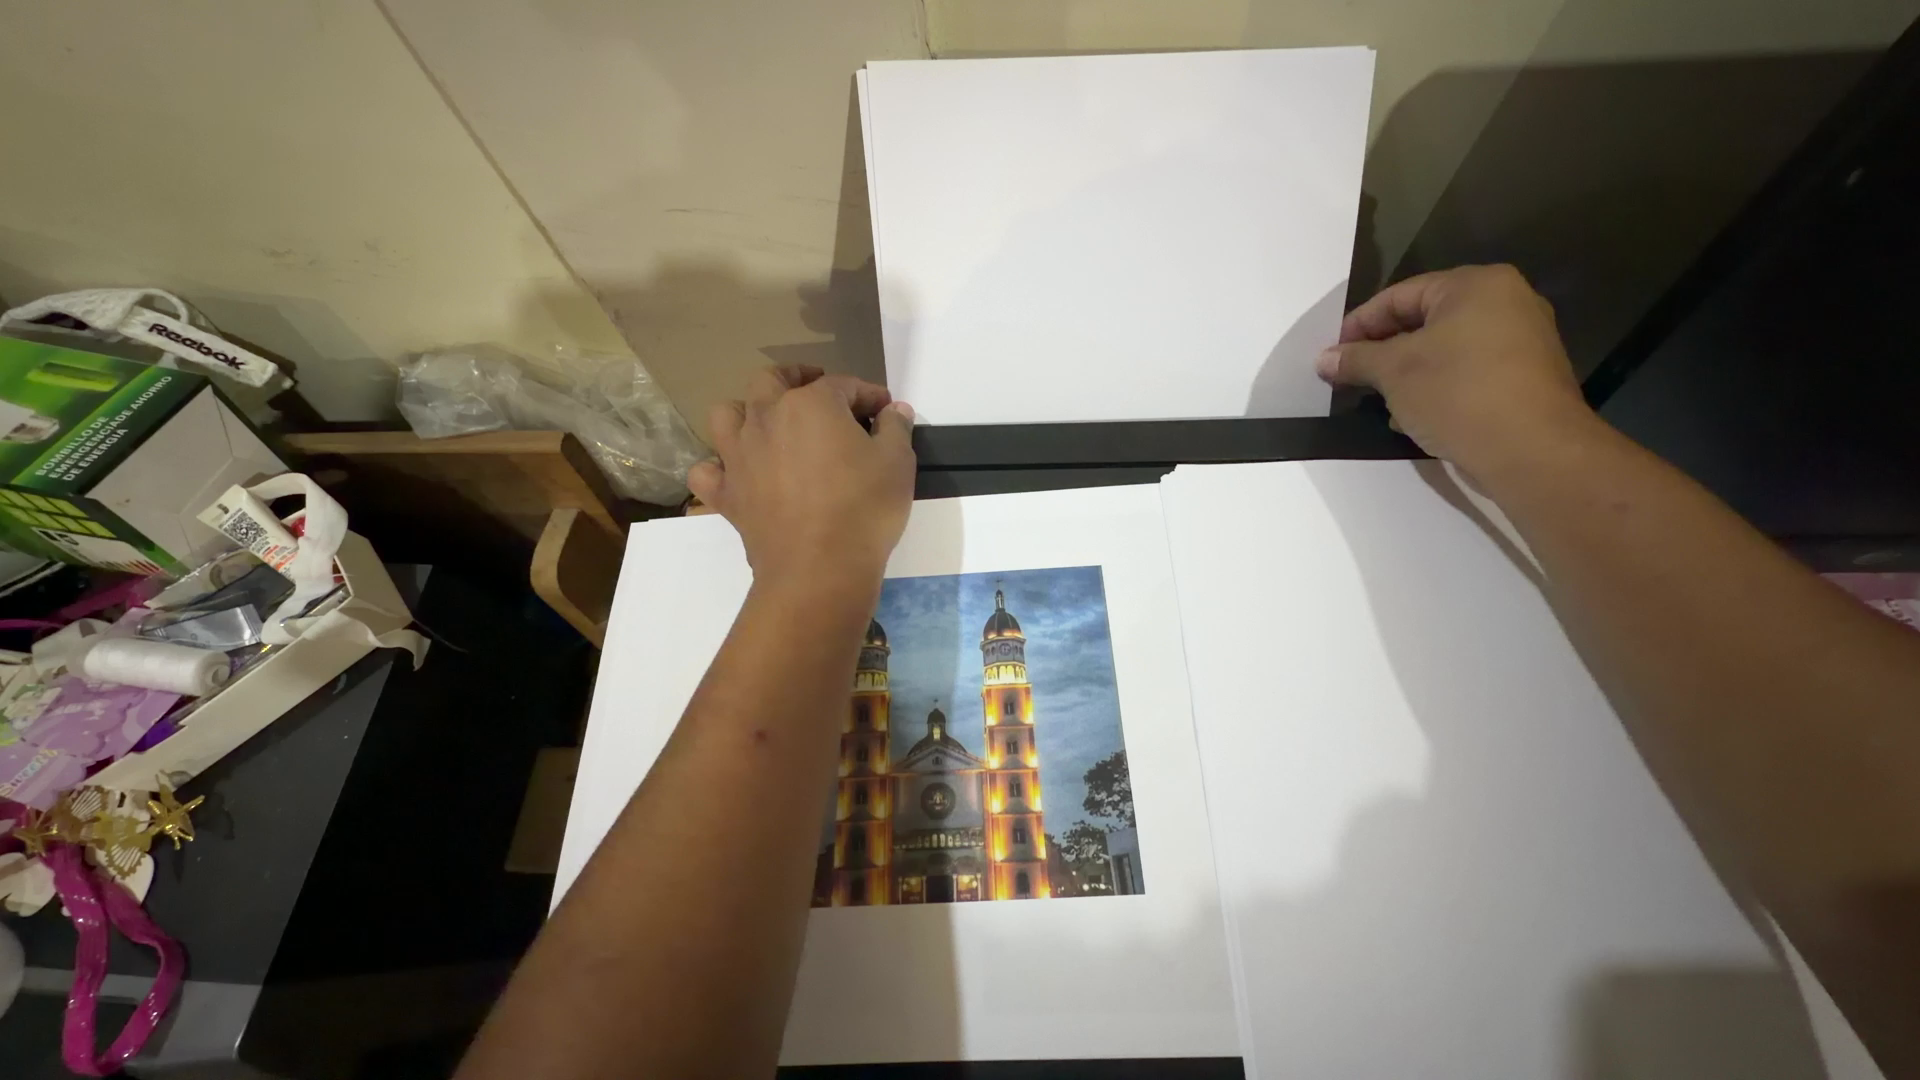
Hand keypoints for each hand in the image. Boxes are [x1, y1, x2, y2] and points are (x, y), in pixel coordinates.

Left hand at [688, 365, 914, 587]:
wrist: (819, 569)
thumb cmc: (864, 509)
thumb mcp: (897, 463)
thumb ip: (895, 429)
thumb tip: (894, 411)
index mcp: (810, 404)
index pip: (842, 385)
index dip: (868, 394)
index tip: (886, 409)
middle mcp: (766, 418)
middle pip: (773, 381)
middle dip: (797, 378)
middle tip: (819, 391)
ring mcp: (738, 455)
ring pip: (727, 415)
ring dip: (746, 412)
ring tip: (767, 423)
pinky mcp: (726, 494)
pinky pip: (707, 471)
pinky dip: (718, 467)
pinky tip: (737, 474)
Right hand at [1316, 264, 1604, 481]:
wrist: (1530, 449)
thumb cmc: (1457, 393)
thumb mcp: (1393, 372)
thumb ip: (1356, 359)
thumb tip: (1324, 359)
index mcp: (1475, 286)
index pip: (1400, 295)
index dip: (1358, 324)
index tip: (1331, 354)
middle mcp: (1506, 302)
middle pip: (1424, 320)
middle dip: (1382, 350)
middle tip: (1349, 375)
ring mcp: (1521, 340)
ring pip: (1444, 349)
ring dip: (1406, 372)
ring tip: (1376, 398)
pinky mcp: (1524, 377)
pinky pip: (1466, 371)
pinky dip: (1435, 386)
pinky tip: (1412, 414)